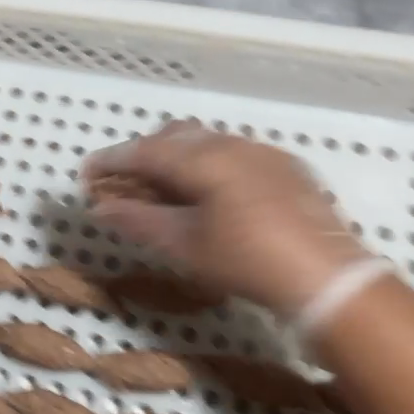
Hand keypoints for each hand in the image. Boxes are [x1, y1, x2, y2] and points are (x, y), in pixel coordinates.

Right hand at [83, 122, 368, 316]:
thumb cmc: (246, 261)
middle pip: (175, 136)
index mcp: (203, 159)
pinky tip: (209, 193)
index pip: (144, 150)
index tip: (85, 175)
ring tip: (163, 188)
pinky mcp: (286, 167)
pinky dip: (208, 165)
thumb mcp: (184, 246)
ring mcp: (263, 152)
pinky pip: (235, 153)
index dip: (111, 161)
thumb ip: (138, 221)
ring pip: (207, 141)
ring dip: (177, 158)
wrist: (327, 277)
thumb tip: (100, 208)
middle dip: (144, 153)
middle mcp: (232, 144)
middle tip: (124, 182)